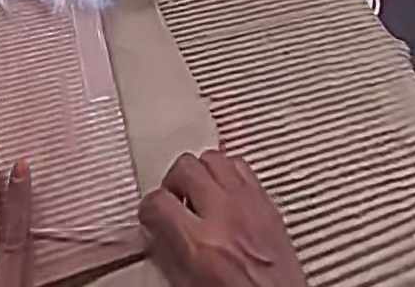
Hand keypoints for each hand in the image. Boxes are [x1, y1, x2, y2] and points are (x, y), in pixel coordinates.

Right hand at [139, 151, 306, 286]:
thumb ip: (171, 255)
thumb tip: (156, 231)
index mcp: (201, 246)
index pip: (160, 202)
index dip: (148, 207)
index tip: (149, 214)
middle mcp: (224, 215)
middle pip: (186, 167)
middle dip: (173, 181)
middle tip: (172, 199)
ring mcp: (247, 202)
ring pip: (212, 158)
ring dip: (200, 172)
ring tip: (197, 191)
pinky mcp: (265, 200)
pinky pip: (240, 165)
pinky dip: (226, 171)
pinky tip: (223, 189)